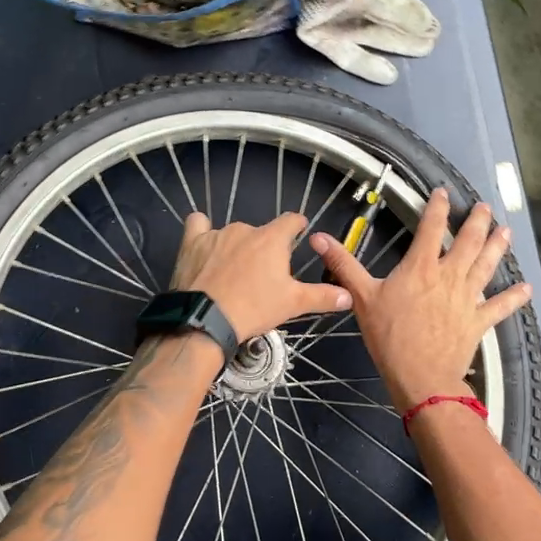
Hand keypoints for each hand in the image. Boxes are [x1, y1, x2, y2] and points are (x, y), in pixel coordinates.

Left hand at [171, 212, 351, 342]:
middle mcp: (245, 229)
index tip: (298, 232)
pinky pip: (197, 226)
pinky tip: (202, 246)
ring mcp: (216, 233)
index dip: (297, 226)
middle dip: (263, 249)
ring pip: (231, 234)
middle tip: (261, 275)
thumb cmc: (253, 308)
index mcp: (272, 239)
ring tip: (231, 274)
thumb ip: (322, 297)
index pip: (291, 220)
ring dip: (235, 248)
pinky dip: (201, 232)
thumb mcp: (293, 304)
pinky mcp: (192, 242)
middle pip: (260, 232)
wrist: (206, 319)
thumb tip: (348, 296)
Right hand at [310, 188, 533, 412]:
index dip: (438, 208)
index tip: (443, 193)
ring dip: (498, 247)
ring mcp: (467, 298)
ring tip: (506, 232)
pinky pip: (500, 306)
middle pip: (468, 242)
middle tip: (485, 207)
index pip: (431, 228)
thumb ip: (343, 264)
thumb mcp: (361, 297)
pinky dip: (514, 297)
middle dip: (477, 222)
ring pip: (487, 266)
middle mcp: (449, 276)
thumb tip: (319, 237)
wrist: (422, 376)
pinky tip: (526, 288)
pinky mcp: (479, 320)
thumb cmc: (390, 336)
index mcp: (421, 267)